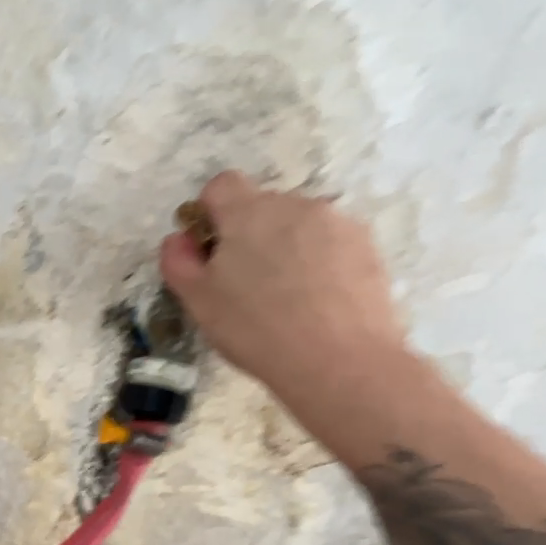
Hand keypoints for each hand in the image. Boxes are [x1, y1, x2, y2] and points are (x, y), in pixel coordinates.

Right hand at [160, 171, 409, 406]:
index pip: (221, 185)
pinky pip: (329, 243)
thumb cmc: (253, 327)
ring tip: (283, 296)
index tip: (209, 248)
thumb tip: (178, 239)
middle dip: (248, 234)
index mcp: (248, 212)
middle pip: (261, 206)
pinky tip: (313, 301)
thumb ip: (178, 261)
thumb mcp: (197, 300)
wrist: (338, 360)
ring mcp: (337, 222)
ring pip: (297, 225)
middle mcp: (295, 204)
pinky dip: (316, 262)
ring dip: (284, 247)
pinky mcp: (367, 246)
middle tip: (243, 283)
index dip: (209, 212)